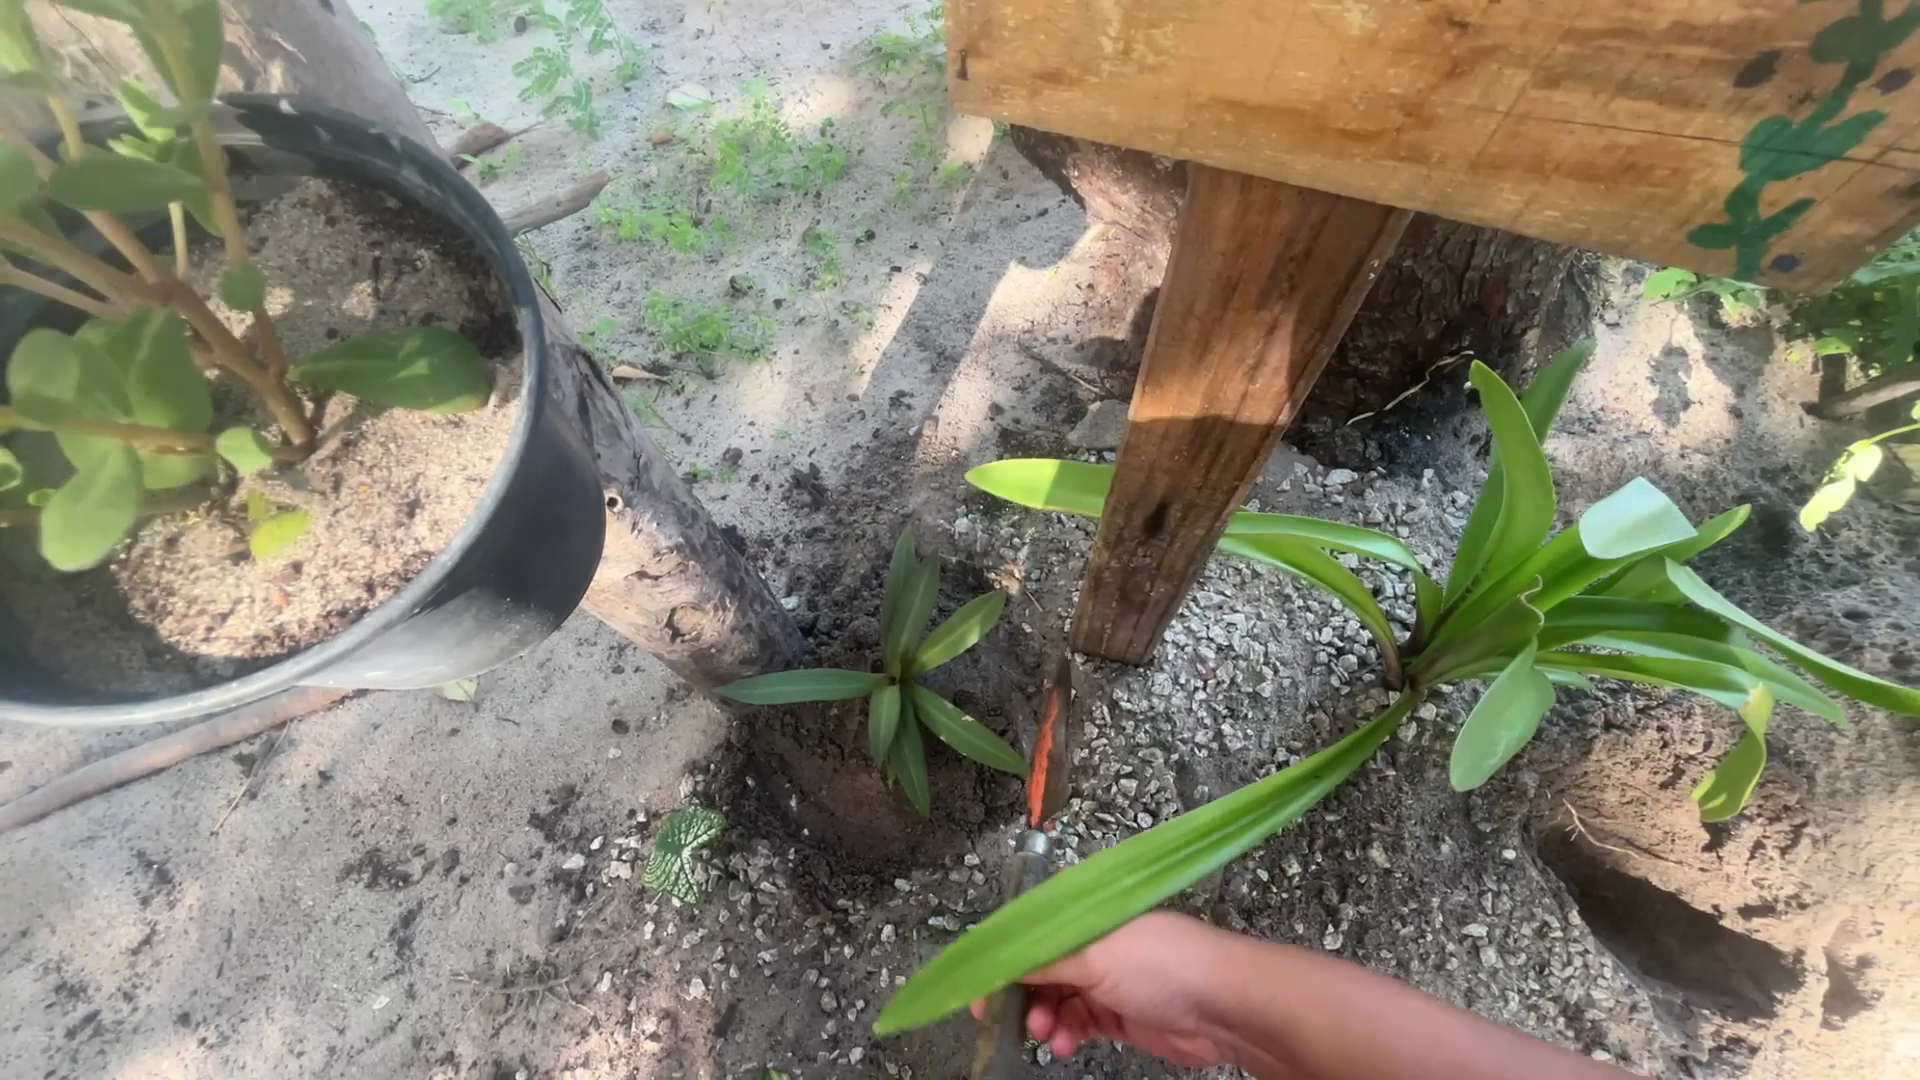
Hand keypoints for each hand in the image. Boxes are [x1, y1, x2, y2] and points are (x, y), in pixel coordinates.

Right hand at [973, 911, 1258, 1068]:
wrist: (1222, 1005)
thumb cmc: (1158, 962)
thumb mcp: (1093, 954)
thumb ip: (1042, 960)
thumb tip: (993, 966)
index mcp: (1084, 910)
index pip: (1030, 924)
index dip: (1003, 952)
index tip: (980, 982)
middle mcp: (1090, 939)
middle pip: (1039, 964)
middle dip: (1021, 991)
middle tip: (1000, 1019)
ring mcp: (1104, 975)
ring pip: (1055, 995)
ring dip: (1044, 1016)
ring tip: (1047, 1032)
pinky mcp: (1116, 1011)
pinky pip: (1077, 1020)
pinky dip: (1066, 1032)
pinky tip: (1064, 1044)